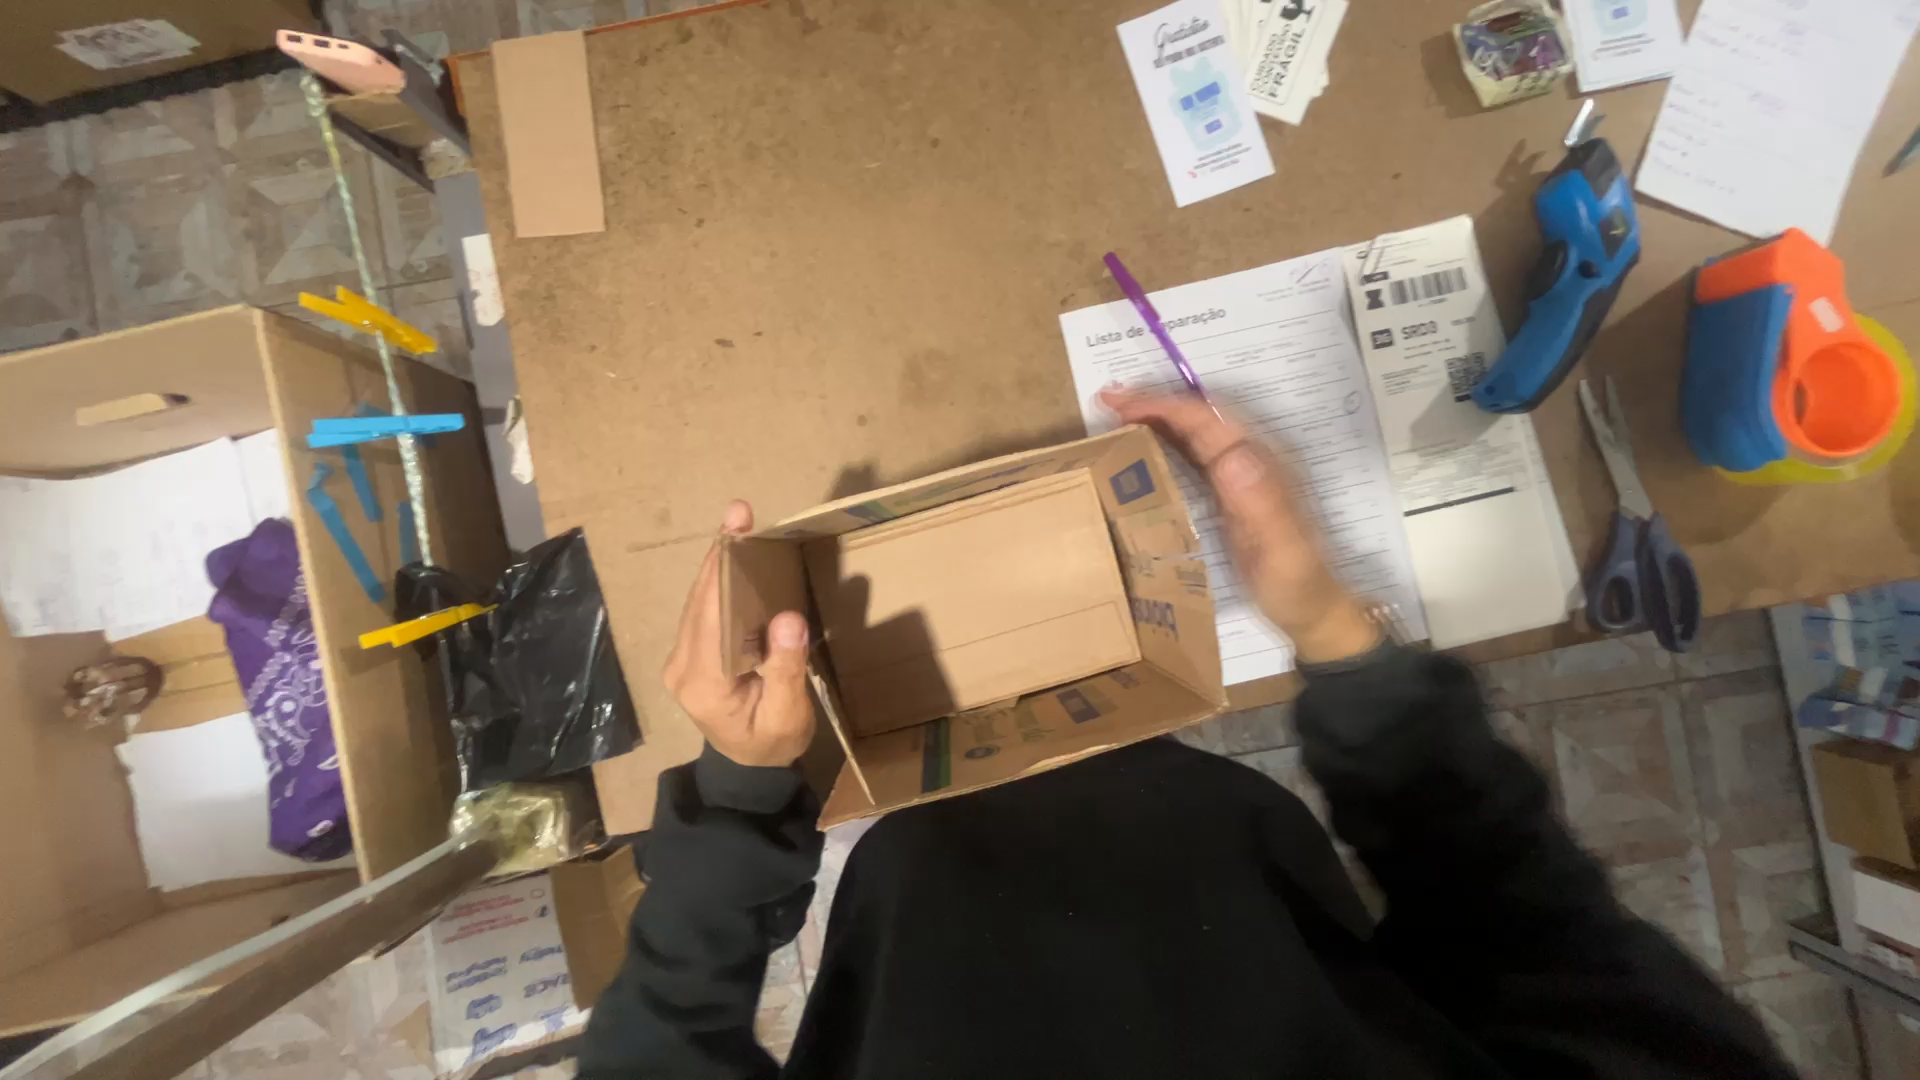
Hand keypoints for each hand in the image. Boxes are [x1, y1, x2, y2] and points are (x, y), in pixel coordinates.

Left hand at [663, 500, 815, 766]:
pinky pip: (704, 609)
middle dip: (719, 555)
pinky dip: (719, 579)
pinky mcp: (691, 653)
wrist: (749, 767)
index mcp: (703, 680)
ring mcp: (682, 658)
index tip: (736, 534)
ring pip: (699, 600)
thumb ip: (786, 670)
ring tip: (738, 525)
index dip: (722, 571)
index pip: (711, 616)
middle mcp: (682, 664)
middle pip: (700, 600)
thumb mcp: (787, 715)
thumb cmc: (771, 742)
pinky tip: (734, 556)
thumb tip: (788, 618)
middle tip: (739, 513)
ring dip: (718, 562)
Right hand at [1101, 388, 1381, 664]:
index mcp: (1261, 465)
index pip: (1208, 421)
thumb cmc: (1296, 586)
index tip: (1122, 404)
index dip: (1165, 406)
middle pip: (1199, 417)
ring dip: (1156, 417)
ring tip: (1115, 413)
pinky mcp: (1229, 491)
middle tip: (1107, 399)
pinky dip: (1165, 441)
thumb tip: (1233, 454)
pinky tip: (1142, 445)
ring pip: (1194, 432)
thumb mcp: (1283, 552)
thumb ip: (1264, 505)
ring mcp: (1240, 475)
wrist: (1313, 610)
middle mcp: (1251, 460)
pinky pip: (1193, 454)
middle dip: (1154, 402)